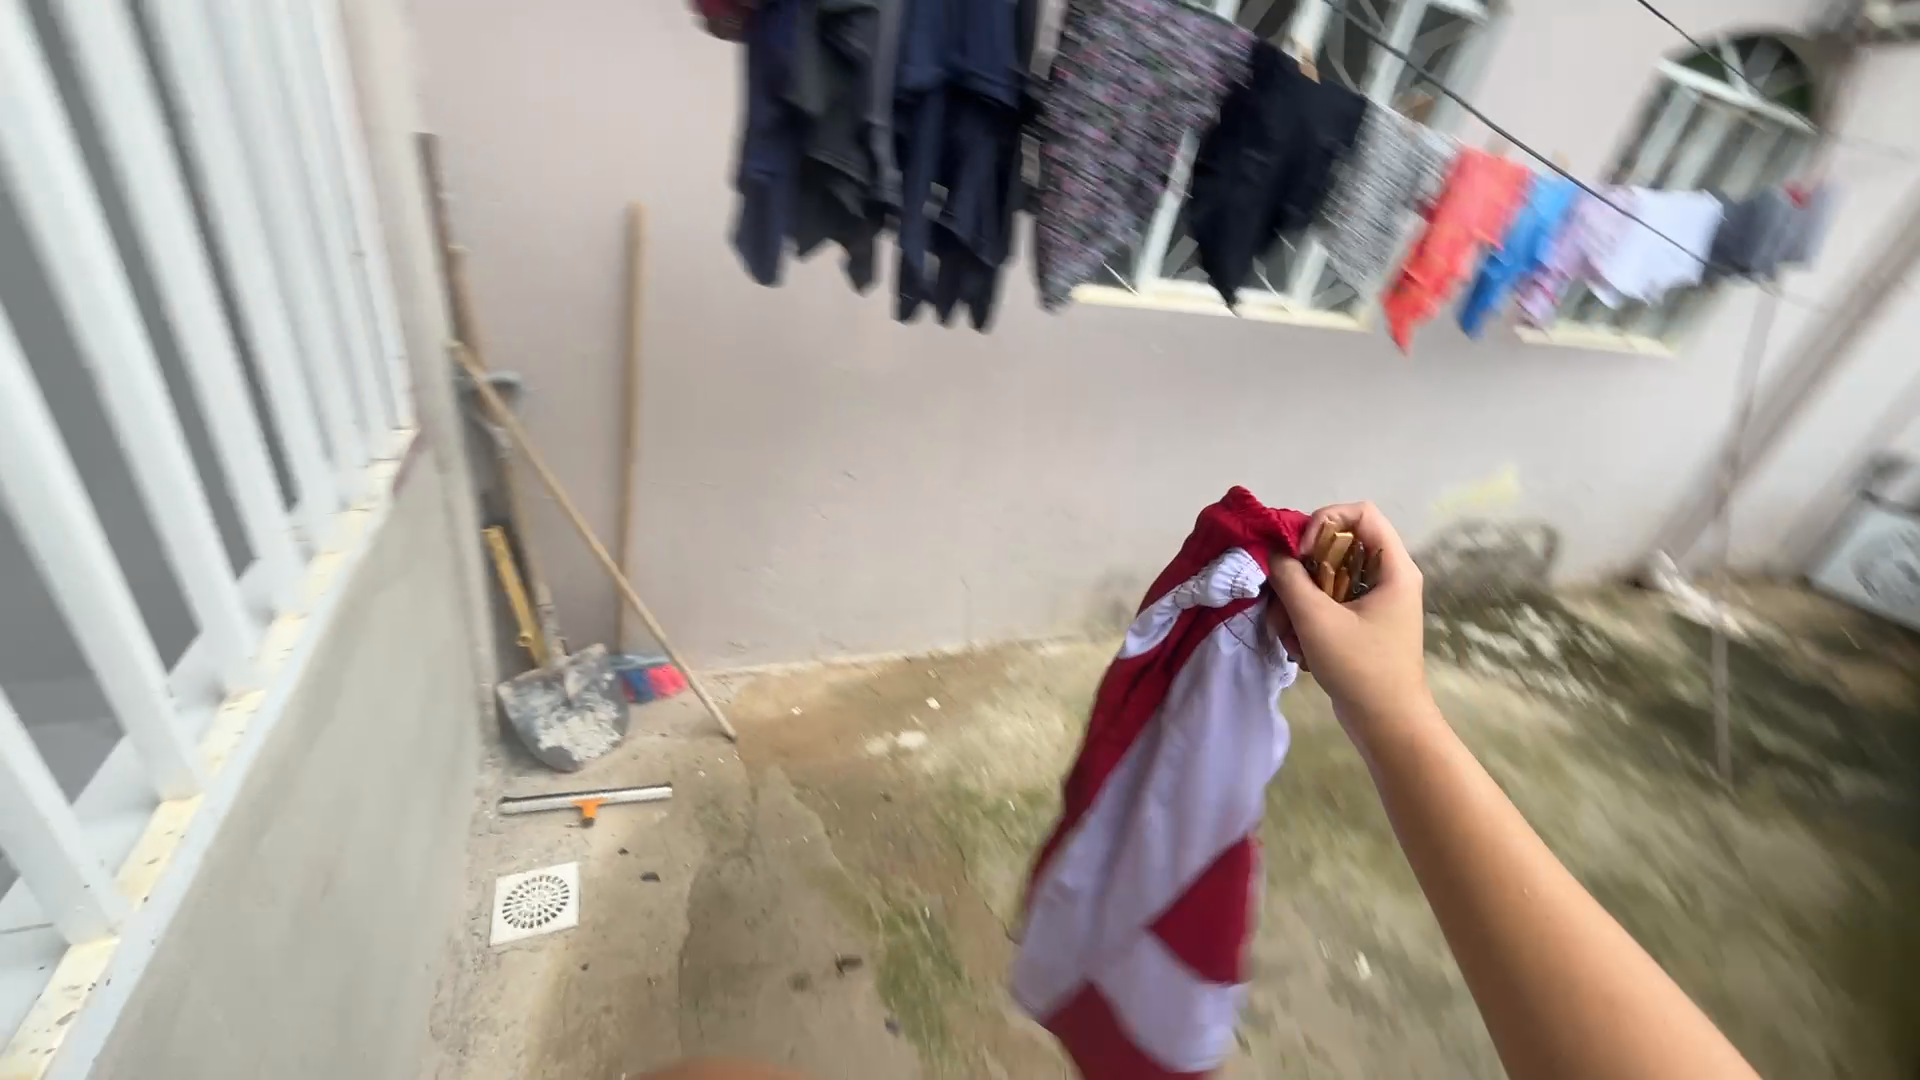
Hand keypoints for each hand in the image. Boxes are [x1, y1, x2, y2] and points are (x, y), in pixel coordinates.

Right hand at [1268, 502, 1435, 746]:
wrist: (1386, 723)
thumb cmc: (1360, 667)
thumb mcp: (1317, 619)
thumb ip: (1290, 579)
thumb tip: (1274, 554)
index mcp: (1393, 568)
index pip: (1360, 513)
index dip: (1324, 522)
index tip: (1301, 553)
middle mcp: (1387, 576)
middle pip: (1335, 545)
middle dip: (1301, 571)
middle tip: (1284, 595)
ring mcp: (1372, 600)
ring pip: (1323, 576)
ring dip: (1295, 601)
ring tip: (1288, 632)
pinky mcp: (1358, 620)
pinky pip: (1324, 601)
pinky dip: (1303, 618)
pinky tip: (1297, 647)